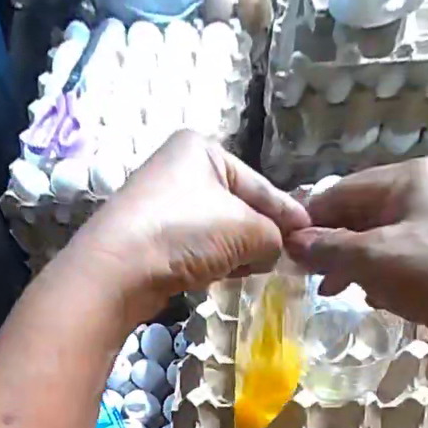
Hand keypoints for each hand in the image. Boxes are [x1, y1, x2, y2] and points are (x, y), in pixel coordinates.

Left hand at [69, 131, 310, 311]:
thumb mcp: (245, 230)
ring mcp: (159, 207)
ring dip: (236, 253)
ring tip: (257, 271)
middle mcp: (178, 171)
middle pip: (237, 207)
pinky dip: (211, 263)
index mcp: (202, 149)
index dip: (288, 213)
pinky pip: (193, 250)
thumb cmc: (185, 234)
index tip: (311, 235)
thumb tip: (276, 251)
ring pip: (215, 232)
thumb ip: (273, 236)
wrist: (117, 271)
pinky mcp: (148, 242)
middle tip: (286, 259)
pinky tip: (222, 277)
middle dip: (260, 235)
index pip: (260, 184)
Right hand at [283, 158, 427, 351]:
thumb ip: (329, 248)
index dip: (311, 221)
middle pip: (362, 215)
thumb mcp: (374, 257)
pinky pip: (404, 258)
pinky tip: (378, 298)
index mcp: (410, 177)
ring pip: (381, 239)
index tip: (287, 252)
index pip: (342, 191)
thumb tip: (293, 244)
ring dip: (356, 265)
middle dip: (334, 247)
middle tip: (311, 278)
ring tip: (339, 291)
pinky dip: (384, 276)